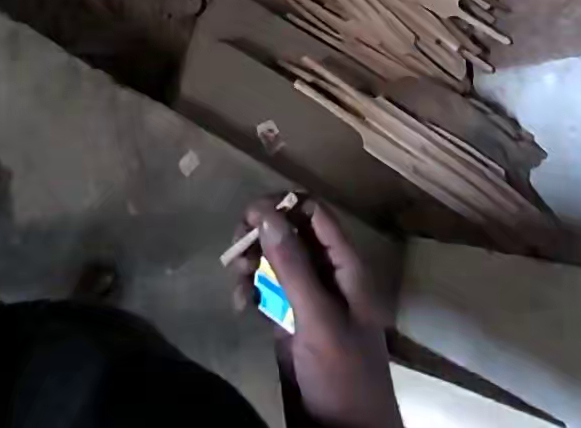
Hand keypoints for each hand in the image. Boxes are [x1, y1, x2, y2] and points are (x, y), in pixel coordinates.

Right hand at [230, 196, 401, 427]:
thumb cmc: (342, 375)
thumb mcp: (317, 318)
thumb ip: (293, 265)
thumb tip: (265, 213)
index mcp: (345, 267)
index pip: (315, 213)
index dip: (283, 206)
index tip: (251, 214)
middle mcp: (327, 274)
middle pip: (291, 232)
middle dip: (261, 233)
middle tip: (237, 245)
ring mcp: (308, 297)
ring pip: (275, 258)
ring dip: (252, 260)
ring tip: (235, 276)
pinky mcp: (290, 320)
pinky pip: (267, 288)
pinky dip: (250, 288)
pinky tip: (239, 303)